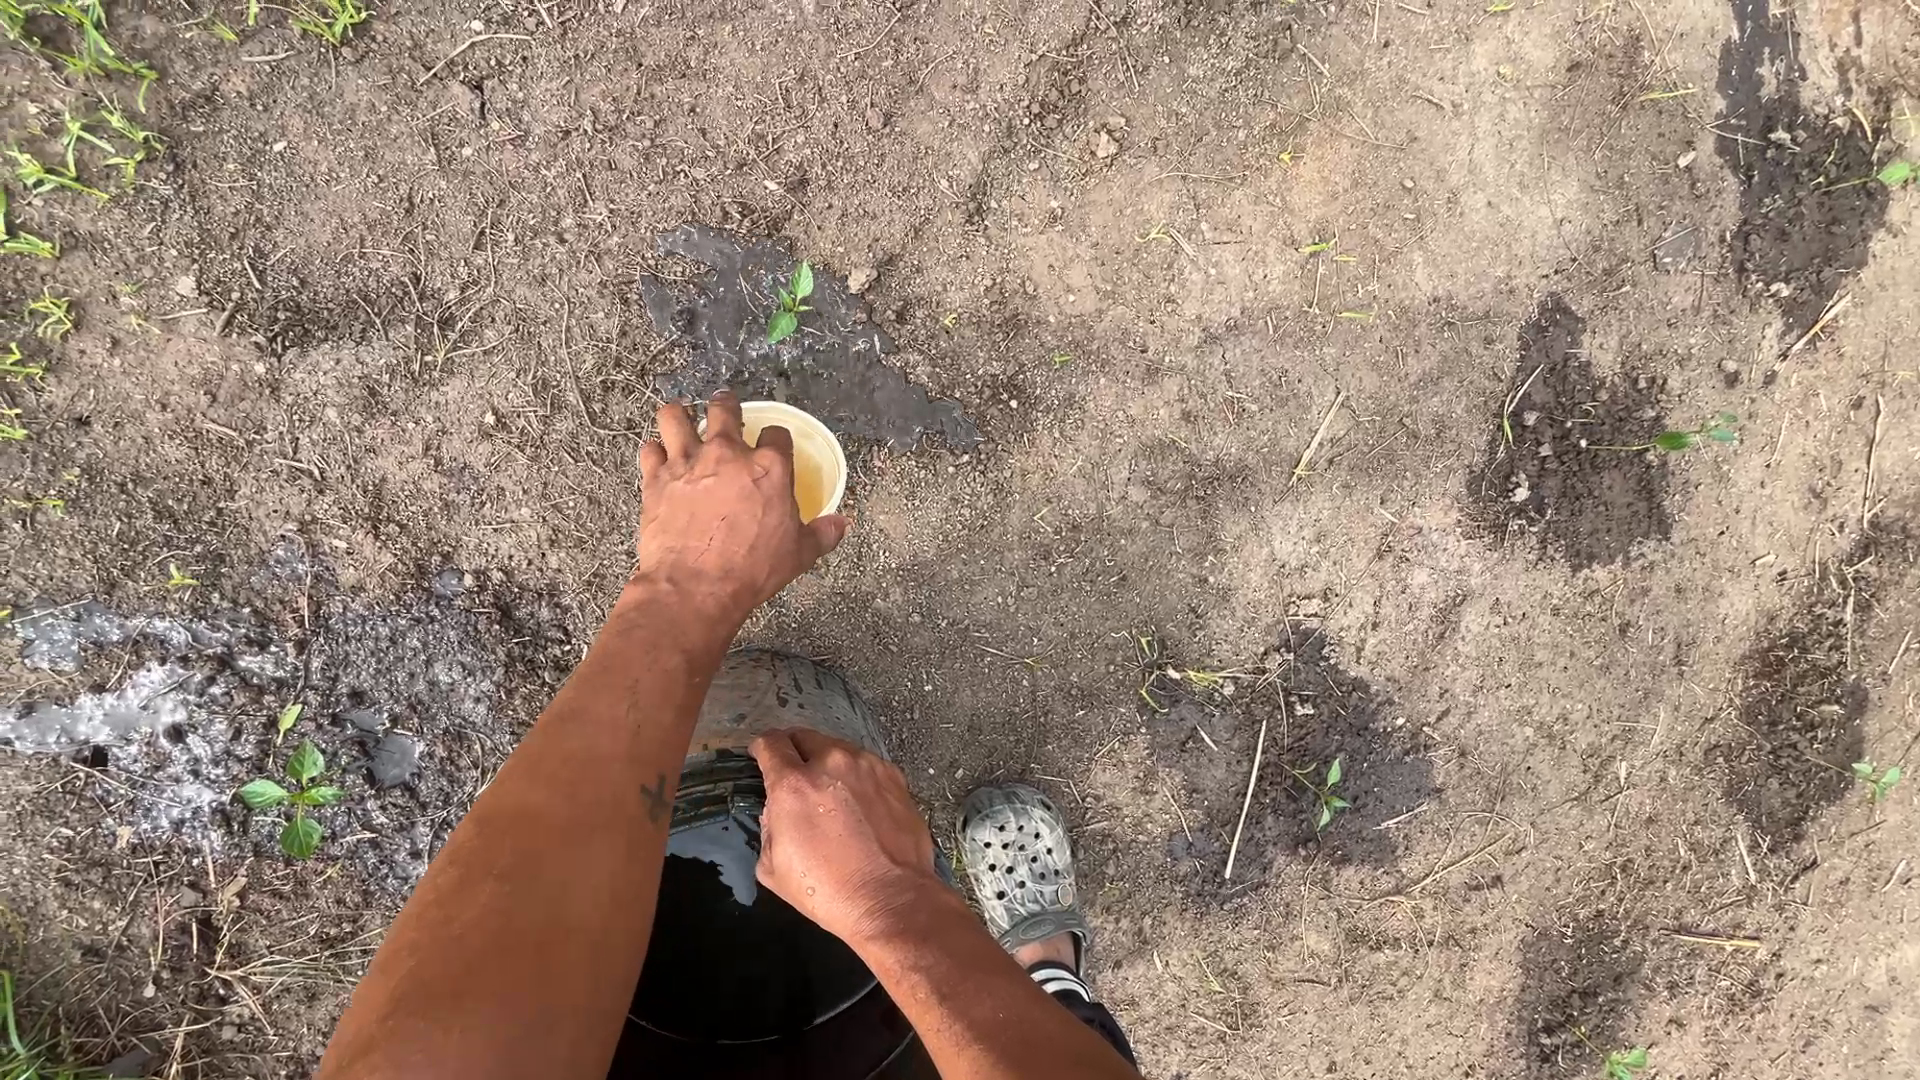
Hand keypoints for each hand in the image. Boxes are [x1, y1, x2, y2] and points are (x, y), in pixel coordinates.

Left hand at [631, 390, 849, 627]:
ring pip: (675, 416)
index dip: (776, 437)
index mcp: (769, 468)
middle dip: (726, 404)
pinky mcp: (656, 479)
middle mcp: (727, 454)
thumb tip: (840, 525)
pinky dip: (654, 451)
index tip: (774, 444)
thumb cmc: (750, 569)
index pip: (777, 434)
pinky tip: (658, 457)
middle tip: (725, 404)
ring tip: (682, 416)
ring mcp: (688, 463)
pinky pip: (649, 449)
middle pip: (725, 409)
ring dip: (679, 414)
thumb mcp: (799, 554)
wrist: (696, 585)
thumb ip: (822, 534)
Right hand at [750, 729, 944, 946]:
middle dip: (794, 750)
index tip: (762, 754)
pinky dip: (857, 776)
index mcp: (794, 784)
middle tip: (795, 772)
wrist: (890, 896)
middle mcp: (831, 763)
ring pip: (838, 749)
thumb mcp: (773, 866)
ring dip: (828, 763)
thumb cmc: (828, 889)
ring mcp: (867, 765)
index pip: (771, 744)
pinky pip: (866, 765)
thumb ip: (769, 826)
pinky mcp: (893, 774)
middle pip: (804, 736)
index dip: (762, 748)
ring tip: (831, 794)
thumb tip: (778, 810)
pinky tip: (859, 804)